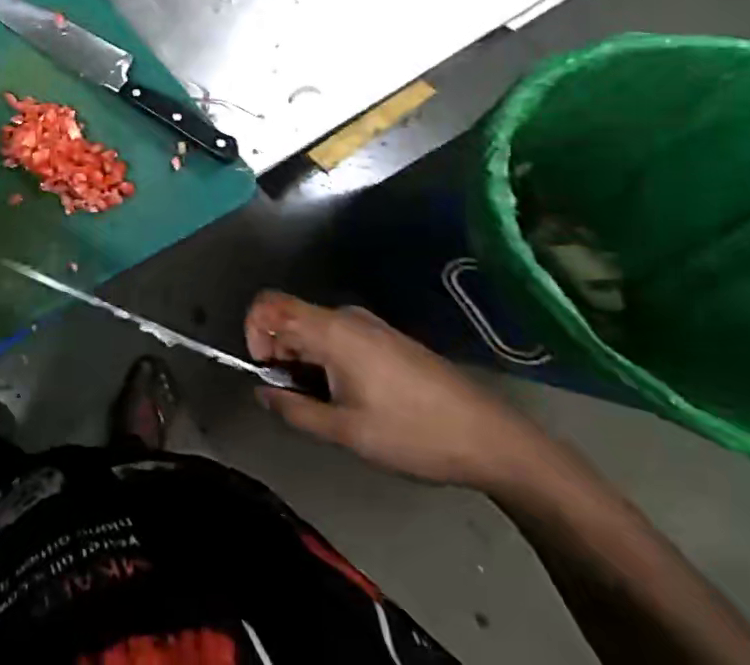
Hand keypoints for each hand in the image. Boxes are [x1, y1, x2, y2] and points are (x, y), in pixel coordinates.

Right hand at [244, 290, 554, 491]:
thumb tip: (263, 392)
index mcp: (333, 332)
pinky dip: (326, 362)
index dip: (252, 331)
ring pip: (314, 331)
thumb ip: (293, 409)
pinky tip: (350, 399)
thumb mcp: (345, 431)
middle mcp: (349, 319)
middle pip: (290, 319)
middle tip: (294, 398)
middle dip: (279, 354)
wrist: (497, 443)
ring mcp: (373, 328)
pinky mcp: (389, 341)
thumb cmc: (415, 434)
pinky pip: (338, 339)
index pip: (269, 305)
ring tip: (325, 406)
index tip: (264, 370)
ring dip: (303, 361)